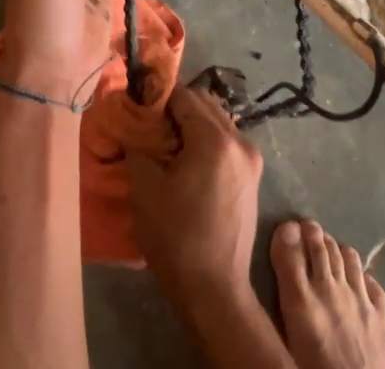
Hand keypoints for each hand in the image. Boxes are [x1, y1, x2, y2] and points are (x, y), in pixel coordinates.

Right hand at [128, 85, 263, 296]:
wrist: (213, 288)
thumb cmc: (175, 236)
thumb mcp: (145, 187)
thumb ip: (139, 144)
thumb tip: (133, 124)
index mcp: (216, 141)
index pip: (183, 96)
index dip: (157, 99)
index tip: (136, 110)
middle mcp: (241, 143)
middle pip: (204, 105)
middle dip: (175, 110)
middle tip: (148, 128)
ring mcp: (251, 160)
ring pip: (216, 122)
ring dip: (191, 125)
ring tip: (165, 148)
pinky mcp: (252, 177)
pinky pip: (225, 142)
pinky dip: (204, 142)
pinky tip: (184, 164)